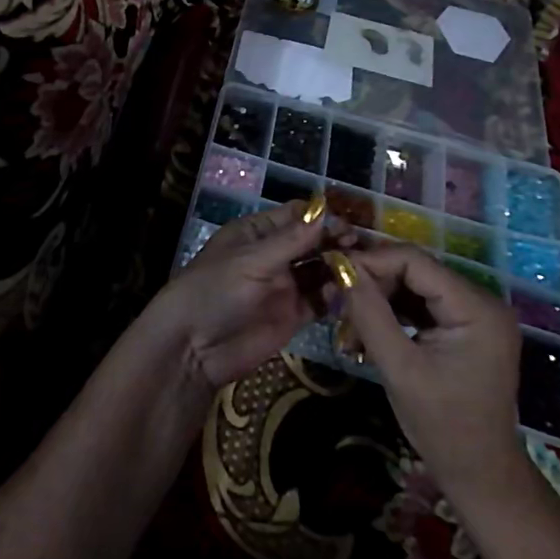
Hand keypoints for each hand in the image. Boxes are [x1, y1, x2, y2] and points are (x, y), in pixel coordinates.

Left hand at [153, 200, 353, 388]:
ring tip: (365, 272)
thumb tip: (325, 211)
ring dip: (341, 269)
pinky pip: (321, 300)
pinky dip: (337, 296)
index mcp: (255, 233)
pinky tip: (351, 295)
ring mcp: (284, 285)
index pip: (295, 216)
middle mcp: (273, 255)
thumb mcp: (251, 261)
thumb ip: (290, 240)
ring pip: (321, 270)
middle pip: (313, 242)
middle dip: (337, 243)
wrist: (194, 347)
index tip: (348, 228)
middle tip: (364, 250)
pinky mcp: (293, 315)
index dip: (321, 219)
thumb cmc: (215, 291)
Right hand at [340, 245, 530, 501]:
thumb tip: (339, 266)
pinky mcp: (463, 325)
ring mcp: (474, 313)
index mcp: (477, 309)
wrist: (478, 470)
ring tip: (347, 317)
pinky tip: (366, 326)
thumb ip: (369, 312)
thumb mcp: (398, 366)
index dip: (371, 260)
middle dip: (372, 280)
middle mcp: (482, 301)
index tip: (332, 272)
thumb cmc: (441, 423)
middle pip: (414, 269)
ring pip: (412, 284)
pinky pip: (419, 302)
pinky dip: (390, 310)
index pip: (415, 261)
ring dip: (377, 295)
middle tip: (335, 299)